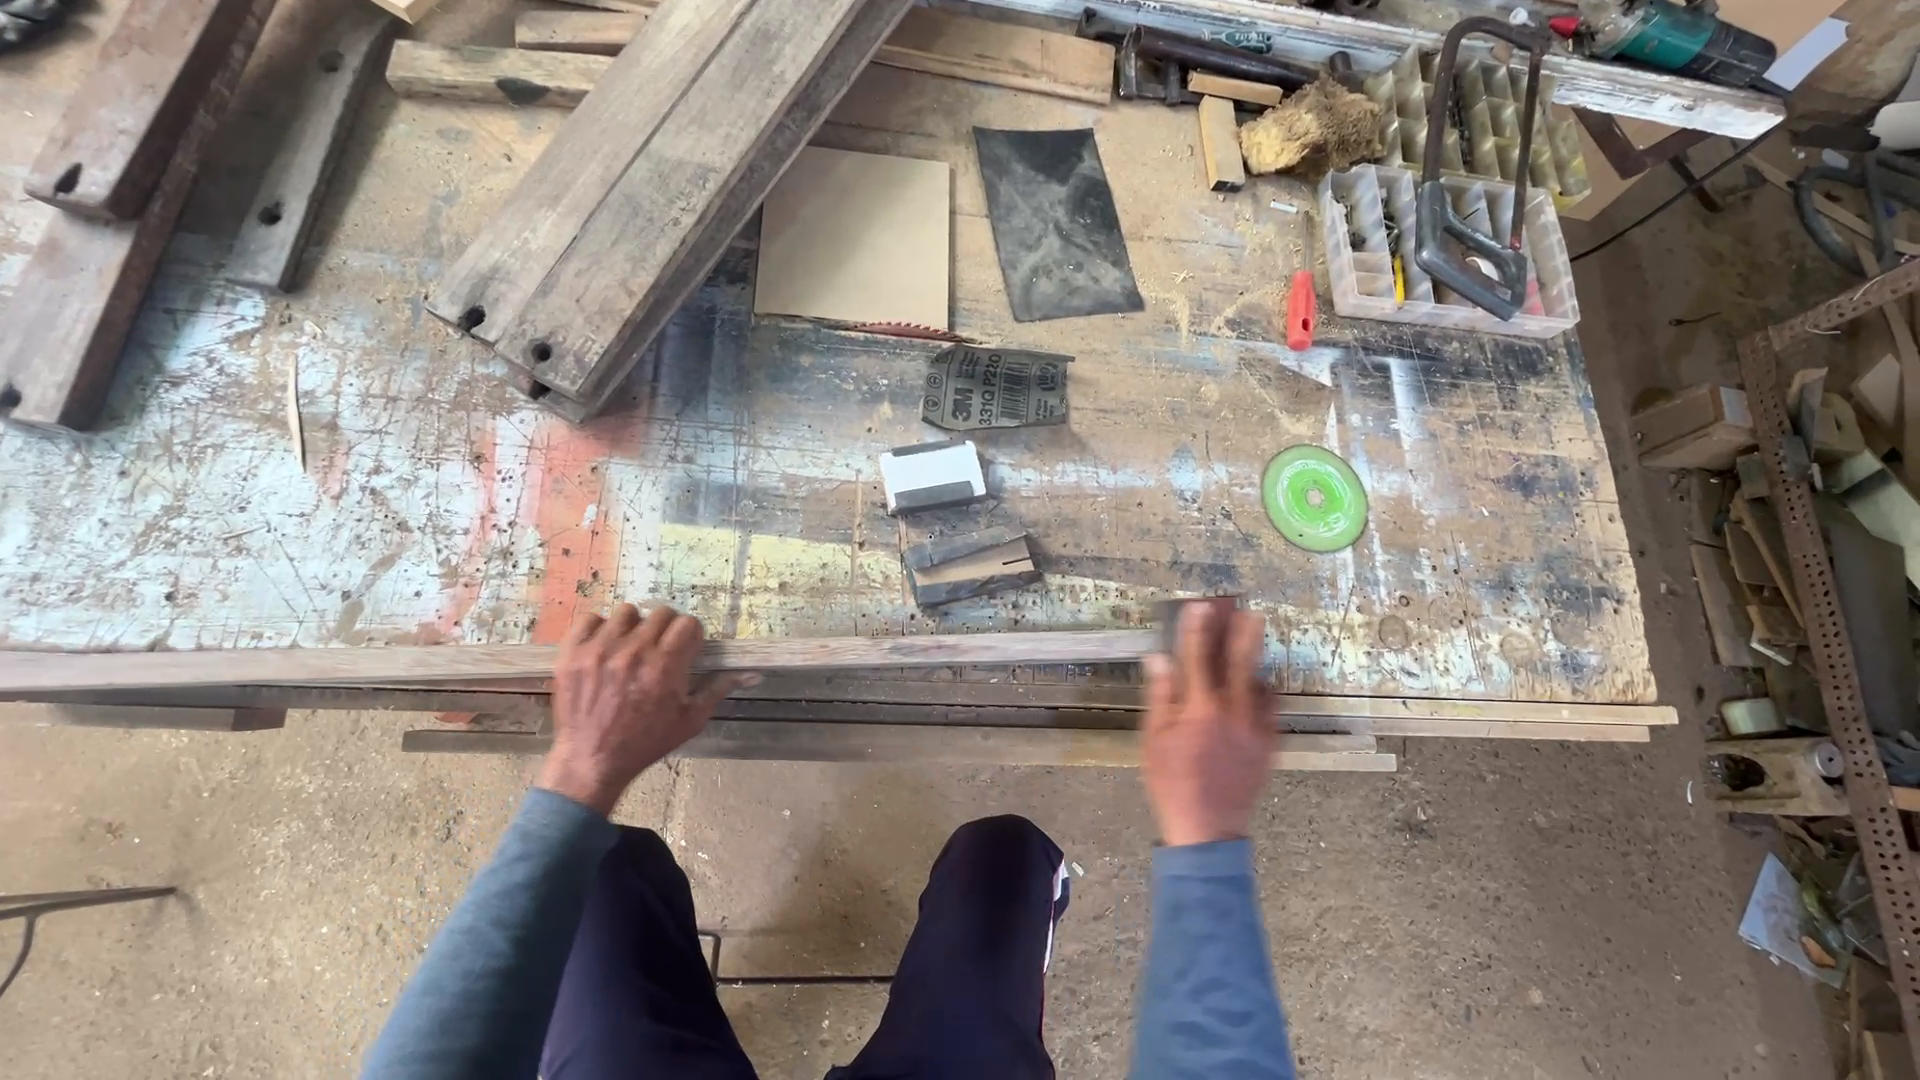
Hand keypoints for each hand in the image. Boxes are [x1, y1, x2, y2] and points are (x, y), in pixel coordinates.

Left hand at [537, 604, 757, 815]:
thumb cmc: (646, 742)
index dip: (691, 635)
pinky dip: (599, 629)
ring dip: (634, 626)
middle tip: (661, 647)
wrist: (592, 761)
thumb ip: (718, 689)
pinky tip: (605, 647)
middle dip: (666, 628)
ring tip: (631, 646)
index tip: (685, 649)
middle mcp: (634, 652)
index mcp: (666, 666)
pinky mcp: (572, 654)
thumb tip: (750, 673)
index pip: (688, 623)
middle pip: (661, 613)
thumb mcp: (691, 720)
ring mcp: (600, 650)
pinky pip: (590, 619)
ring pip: (626, 612)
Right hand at [1141, 602, 1274, 847]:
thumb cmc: (1171, 782)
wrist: (1207, 828)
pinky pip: (1272, 710)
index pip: (1198, 658)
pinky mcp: (1270, 746)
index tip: (1201, 605)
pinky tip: (1256, 689)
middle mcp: (1233, 713)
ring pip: (1261, 685)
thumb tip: (1159, 659)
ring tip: (1250, 647)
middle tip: (1248, 611)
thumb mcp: (1153, 739)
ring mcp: (1257, 730)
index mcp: (1200, 710)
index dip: (1198, 629)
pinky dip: (1263, 694)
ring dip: (1255, 664)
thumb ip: (1161, 696)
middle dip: (1243, 633)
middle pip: (1241, 663)